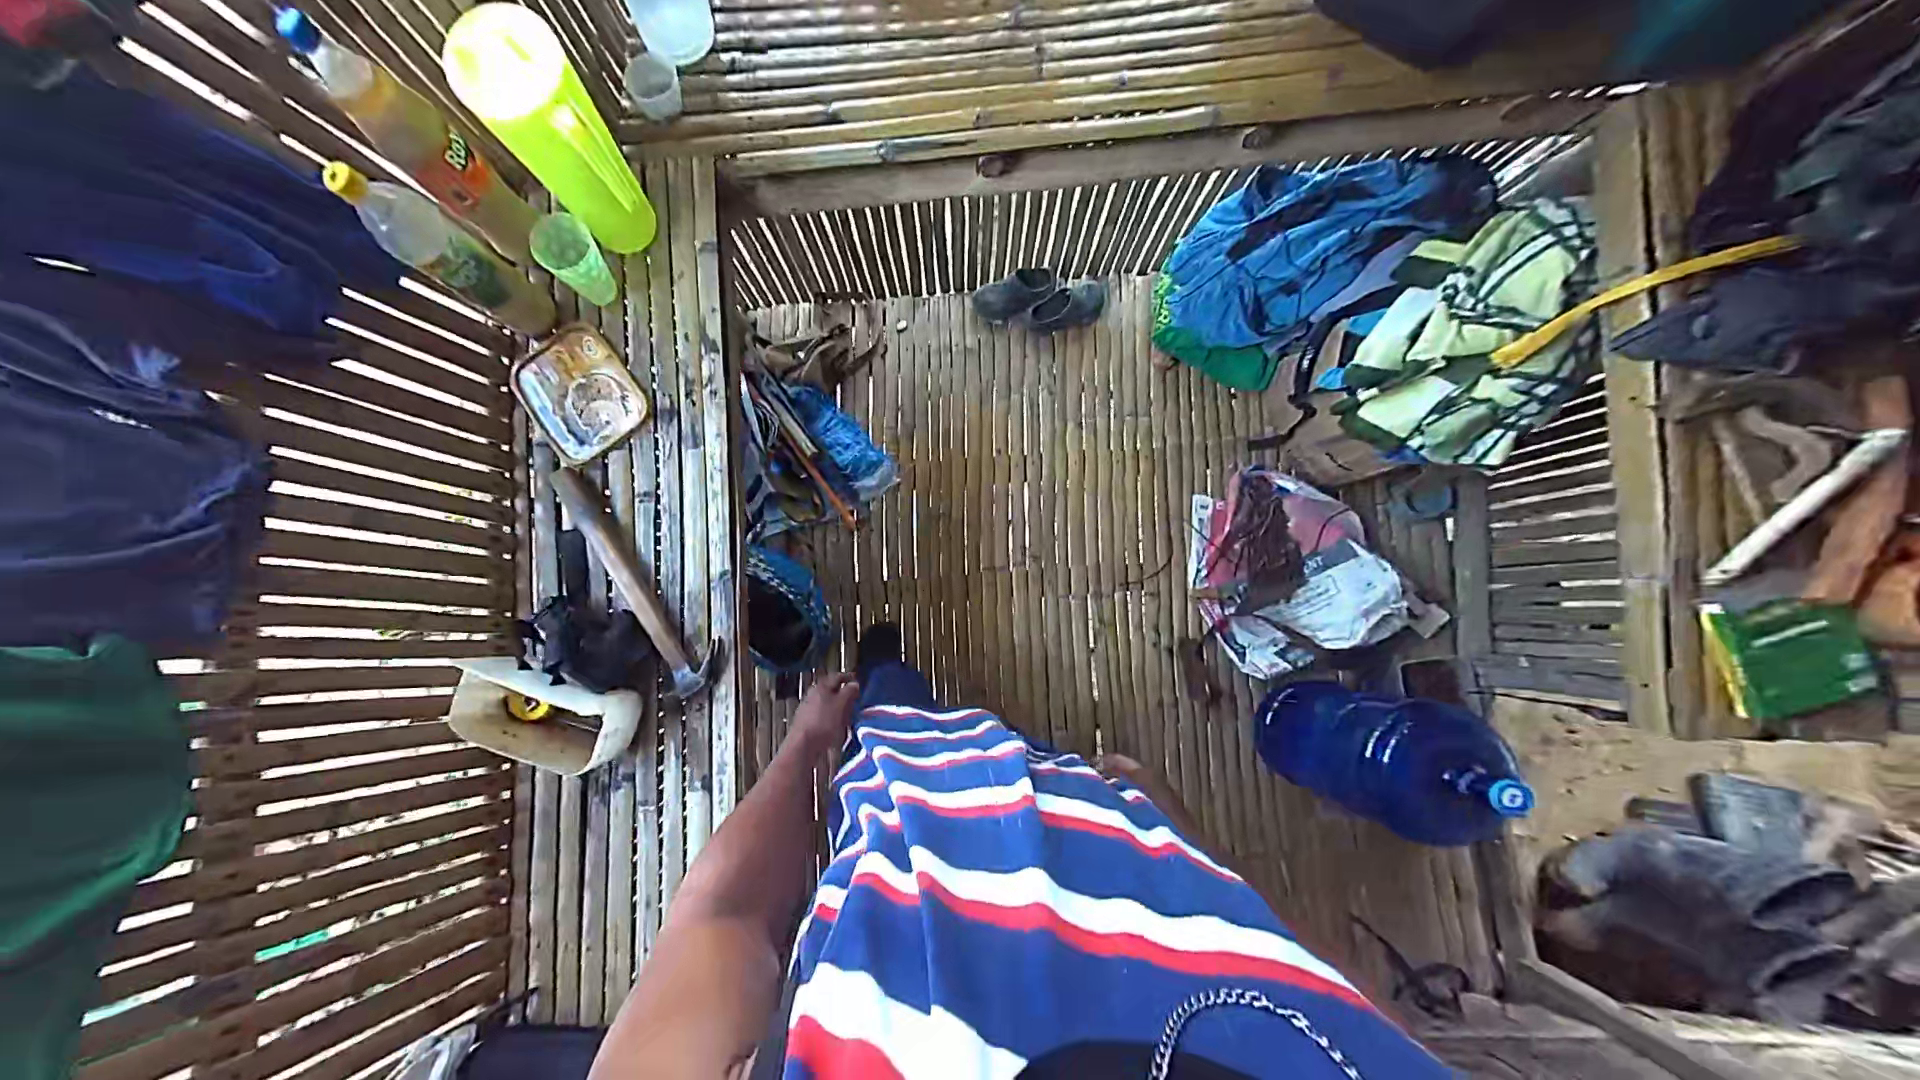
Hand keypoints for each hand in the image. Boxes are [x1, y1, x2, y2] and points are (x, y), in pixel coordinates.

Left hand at [789, 673, 859, 755]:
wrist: (803, 745)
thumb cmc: (823, 722)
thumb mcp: (840, 704)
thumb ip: (848, 692)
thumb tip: (854, 684)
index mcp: (821, 687)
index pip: (837, 677)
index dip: (848, 678)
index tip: (857, 681)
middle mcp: (813, 694)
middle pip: (831, 690)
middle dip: (843, 693)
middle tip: (855, 698)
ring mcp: (808, 708)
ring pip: (827, 702)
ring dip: (838, 706)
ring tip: (849, 714)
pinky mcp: (807, 722)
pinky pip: (823, 714)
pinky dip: (832, 716)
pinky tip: (837, 725)